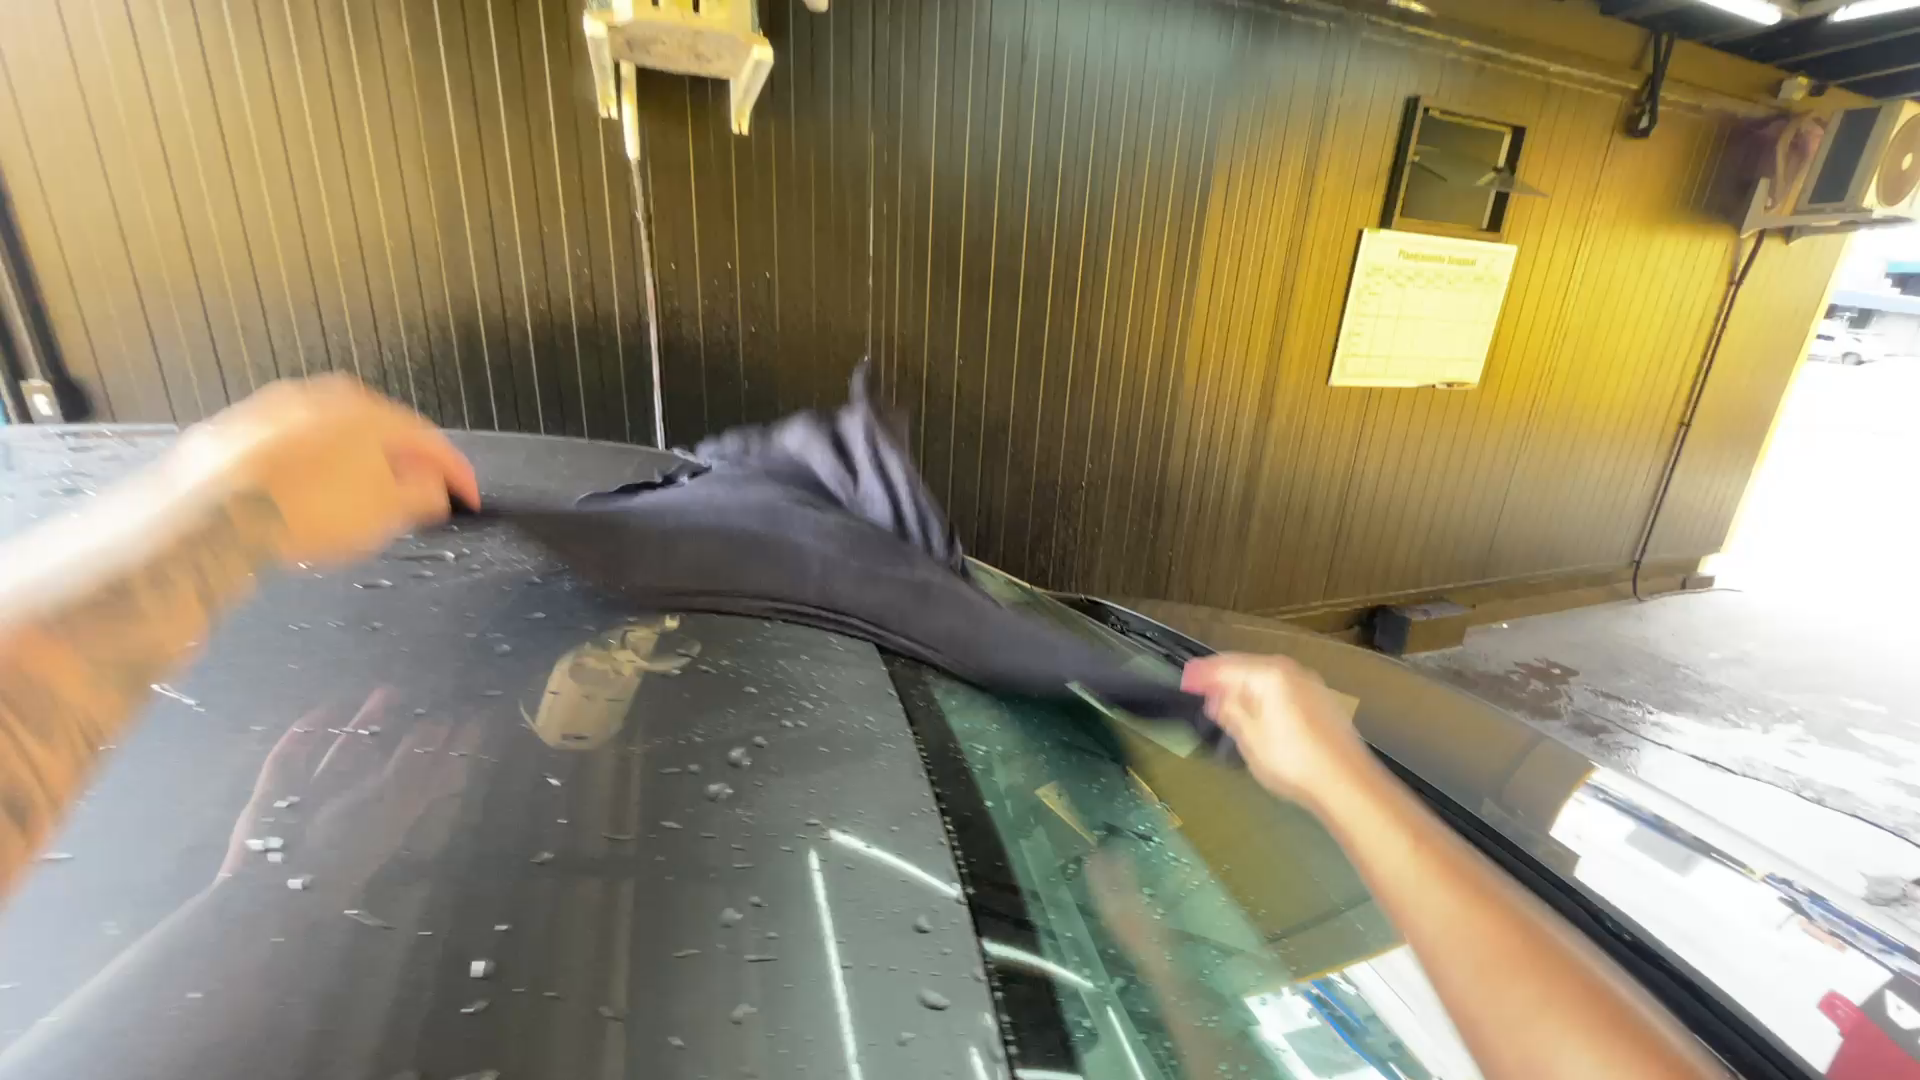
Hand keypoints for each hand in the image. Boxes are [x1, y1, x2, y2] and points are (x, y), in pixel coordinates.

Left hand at [169, 375, 478, 564]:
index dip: (459, 475)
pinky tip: (310, 504)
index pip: (433, 442)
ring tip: (361, 507)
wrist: (206, 524)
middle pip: (382, 435)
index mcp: (370, 411)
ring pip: (335, 441)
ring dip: (356, 470)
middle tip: (417, 500)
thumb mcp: (394, 513)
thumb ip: (428, 493)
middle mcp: (321, 399)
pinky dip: (311, 473)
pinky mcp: (233, 435)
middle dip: (403, 468)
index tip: (469, 498)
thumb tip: (432, 488)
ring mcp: (272, 412)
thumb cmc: (305, 512)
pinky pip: (292, 452)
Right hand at [1181, 653, 1380, 810]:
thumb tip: (1217, 698)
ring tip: (1226, 703)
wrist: (1349, 786)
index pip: (1225, 666)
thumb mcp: (1248, 738)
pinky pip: (1283, 689)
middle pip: (1247, 667)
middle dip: (1223, 679)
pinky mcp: (1324, 702)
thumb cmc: (1292, 760)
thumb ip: (1229, 711)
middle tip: (1202, 691)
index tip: (1185, 682)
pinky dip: (1265, 695)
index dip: (1202, 674)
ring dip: (1244, 687)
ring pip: (1267, 678)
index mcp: (1268, 674)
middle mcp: (1291, 671)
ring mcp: (1311, 685)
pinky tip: (1259, 712)